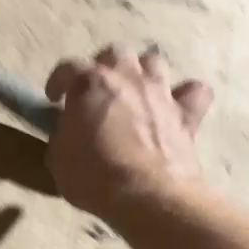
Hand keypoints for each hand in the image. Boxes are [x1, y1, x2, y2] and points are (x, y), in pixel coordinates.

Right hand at [46, 44, 214, 216]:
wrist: (146, 195)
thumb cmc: (92, 175)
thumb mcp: (58, 156)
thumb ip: (63, 132)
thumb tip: (70, 129)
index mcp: (89, 84)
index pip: (67, 67)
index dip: (57, 81)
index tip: (54, 100)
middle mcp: (127, 78)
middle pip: (115, 53)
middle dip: (103, 68)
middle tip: (96, 93)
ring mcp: (160, 92)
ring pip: (154, 61)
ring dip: (142, 73)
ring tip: (133, 94)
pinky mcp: (187, 114)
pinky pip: (194, 91)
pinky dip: (185, 96)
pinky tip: (175, 108)